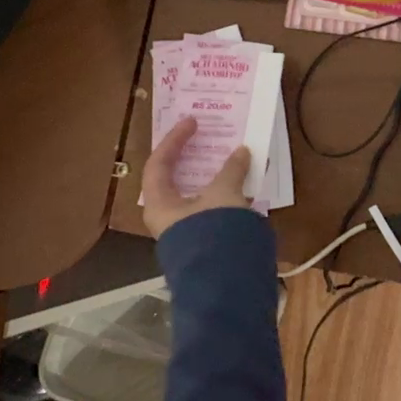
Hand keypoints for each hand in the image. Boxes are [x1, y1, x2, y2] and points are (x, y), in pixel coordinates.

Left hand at [141, 116, 251, 237]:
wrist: (226, 279)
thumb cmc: (213, 231)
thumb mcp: (224, 194)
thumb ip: (231, 170)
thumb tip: (241, 151)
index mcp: (160, 204)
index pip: (159, 164)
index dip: (174, 140)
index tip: (192, 122)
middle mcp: (167, 217)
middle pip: (175, 180)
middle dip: (193, 159)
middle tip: (207, 140)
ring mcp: (186, 230)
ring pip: (195, 194)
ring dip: (212, 176)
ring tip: (230, 160)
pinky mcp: (204, 240)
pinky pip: (210, 207)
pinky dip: (223, 192)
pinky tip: (241, 187)